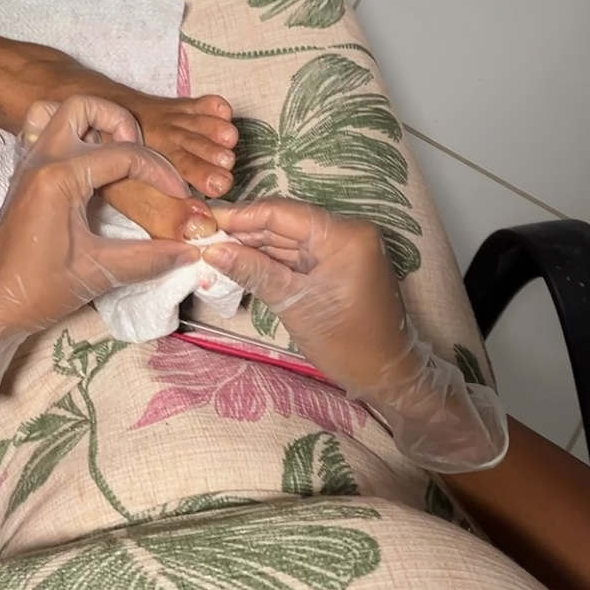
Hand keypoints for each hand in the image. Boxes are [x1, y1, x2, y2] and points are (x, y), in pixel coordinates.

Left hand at [0, 96, 199, 413]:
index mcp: (58, 178)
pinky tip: (92, 170)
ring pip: (59, 112)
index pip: (123, 153)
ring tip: (116, 155)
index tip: (179, 196)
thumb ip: (149, 258)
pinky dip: (73, 137)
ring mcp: (29, 164)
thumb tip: (190, 249)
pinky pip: (46, 134)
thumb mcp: (98, 273)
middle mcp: (40, 161)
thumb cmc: (38, 290)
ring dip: (92, 122)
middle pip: (84, 107)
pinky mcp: (26, 176)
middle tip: (140, 159)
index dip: (160, 173)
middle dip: (121, 122)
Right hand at [205, 198, 507, 471]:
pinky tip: (239, 260)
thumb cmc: (347, 342)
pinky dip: (269, 258)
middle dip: (243, 231)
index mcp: (344, 235)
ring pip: (287, 237)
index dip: (241, 216)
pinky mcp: (336, 263)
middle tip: (203, 236)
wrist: (387, 377)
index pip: (282, 213)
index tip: (205, 221)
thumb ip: (253, 271)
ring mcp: (342, 247)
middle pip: (284, 222)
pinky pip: (297, 252)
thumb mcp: (294, 304)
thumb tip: (211, 250)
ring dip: (252, 244)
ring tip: (213, 247)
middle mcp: (346, 232)